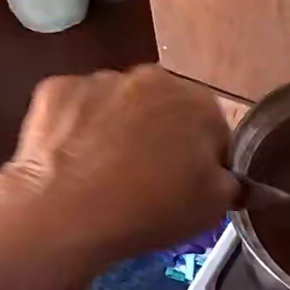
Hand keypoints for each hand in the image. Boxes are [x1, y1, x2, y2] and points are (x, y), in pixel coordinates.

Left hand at [0, 64, 236, 261]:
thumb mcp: (213, 208)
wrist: (68, 212)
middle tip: (148, 183)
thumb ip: (233, 185)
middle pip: (164, 110)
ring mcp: (99, 80)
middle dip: (161, 139)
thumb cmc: (151, 208)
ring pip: (118, 106)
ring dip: (117, 131)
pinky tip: (73, 163)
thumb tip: (234, 179)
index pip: (213, 130)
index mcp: (199, 102)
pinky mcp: (56, 91)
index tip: (188, 188)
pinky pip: (76, 110)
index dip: (203, 163)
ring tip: (104, 176)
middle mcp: (151, 77)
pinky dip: (76, 130)